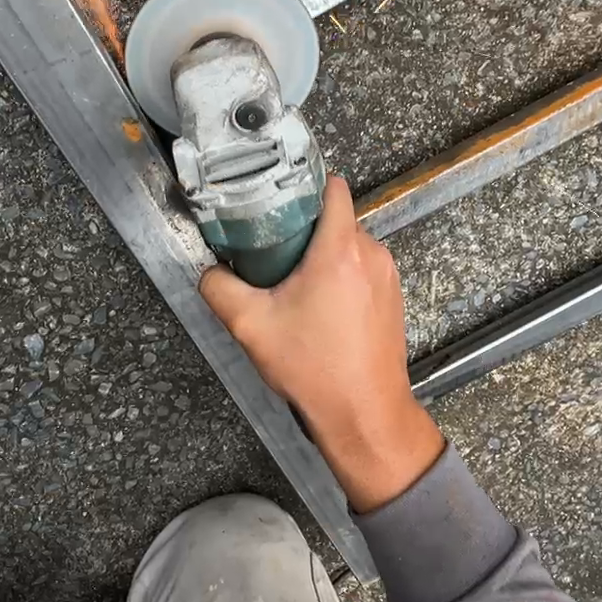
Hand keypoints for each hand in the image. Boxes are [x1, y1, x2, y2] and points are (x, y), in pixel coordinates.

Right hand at [201, 177, 444, 511]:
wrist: (366, 416)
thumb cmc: (314, 369)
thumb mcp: (250, 326)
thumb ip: (219, 288)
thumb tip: (208, 271)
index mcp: (340, 250)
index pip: (332, 188)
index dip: (305, 185)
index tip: (279, 198)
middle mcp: (372, 255)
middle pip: (336, 217)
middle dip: (306, 228)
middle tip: (274, 249)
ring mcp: (388, 277)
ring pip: (350, 244)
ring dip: (324, 254)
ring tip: (294, 282)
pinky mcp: (393, 298)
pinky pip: (364, 268)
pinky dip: (343, 275)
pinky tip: (320, 306)